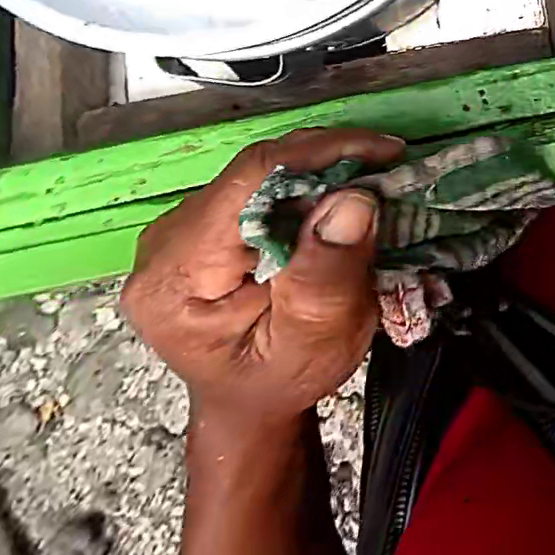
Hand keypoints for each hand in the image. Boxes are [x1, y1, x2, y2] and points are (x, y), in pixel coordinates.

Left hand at [120, 128, 403, 432]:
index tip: (383, 151)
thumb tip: (352, 198)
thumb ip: (326, 277)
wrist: (252, 403)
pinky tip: (342, 189)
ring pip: (262, 170)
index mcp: (177, 274)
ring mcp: (182, 226)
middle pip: (256, 171)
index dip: (319, 153)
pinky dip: (309, 180)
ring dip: (323, 167)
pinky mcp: (205, 221)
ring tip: (374, 173)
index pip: (249, 182)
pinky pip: (262, 183)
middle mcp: (166, 239)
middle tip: (388, 164)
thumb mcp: (312, 343)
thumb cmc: (280, 383)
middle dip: (328, 159)